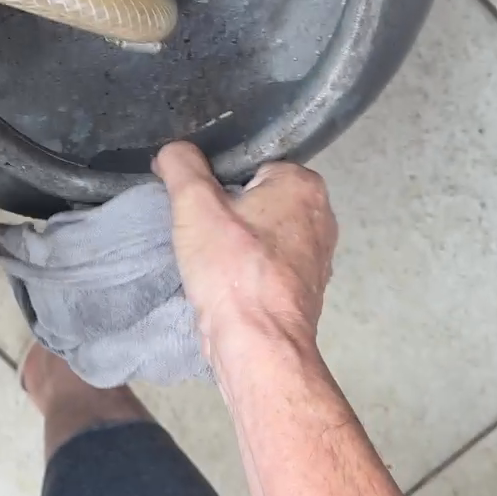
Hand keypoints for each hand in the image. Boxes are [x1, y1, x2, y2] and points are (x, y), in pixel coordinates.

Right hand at [153, 142, 338, 354]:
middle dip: (224, 209)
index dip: (214, 178)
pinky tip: (223, 278)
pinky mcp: (305, 287)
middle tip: (199, 228)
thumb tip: (174, 151)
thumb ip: (180, 163)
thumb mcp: (193, 202)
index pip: (248, 162)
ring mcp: (317, 255)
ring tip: (209, 255)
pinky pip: (265, 260)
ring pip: (258, 229)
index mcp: (304, 184)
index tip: (195, 201)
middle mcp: (322, 215)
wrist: (257, 344)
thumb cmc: (231, 267)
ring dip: (232, 239)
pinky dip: (244, 265)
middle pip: (253, 195)